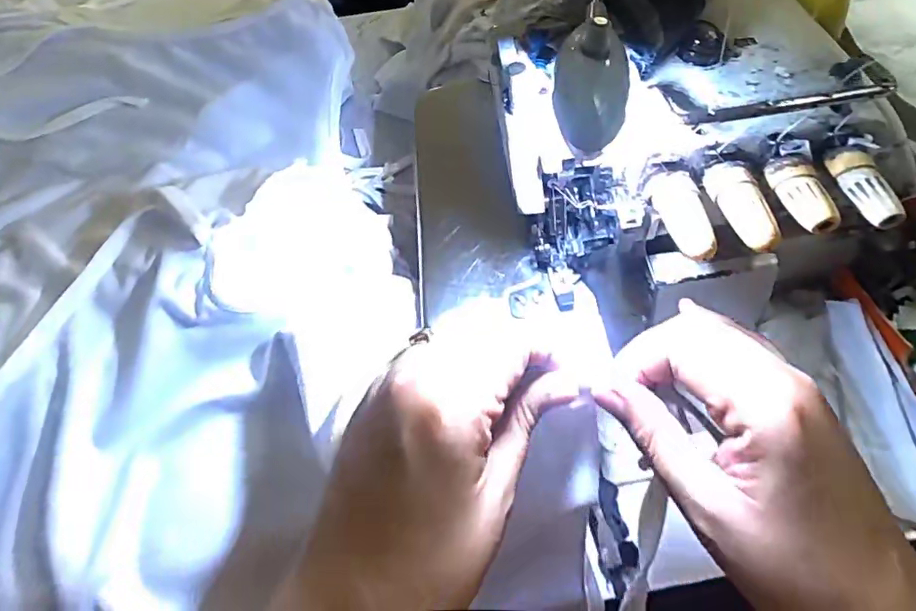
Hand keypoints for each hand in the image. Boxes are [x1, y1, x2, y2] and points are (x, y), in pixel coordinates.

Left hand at [273, 330, 580, 610]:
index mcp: (448, 404)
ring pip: (454, 335)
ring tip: (511, 388)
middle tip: (547, 381)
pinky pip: (424, 353)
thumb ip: (527, 421)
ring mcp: (385, 382)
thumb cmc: (430, 564)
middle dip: (520, 349)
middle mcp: (413, 378)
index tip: (569, 371)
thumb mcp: (494, 496)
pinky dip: (455, 358)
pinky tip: (470, 390)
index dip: (548, 349)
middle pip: (483, 331)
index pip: (512, 342)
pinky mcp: (370, 395)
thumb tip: (566, 381)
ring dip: (488, 350)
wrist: (345, 603)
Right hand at [594, 302, 915, 610]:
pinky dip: (709, 358)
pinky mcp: (801, 394)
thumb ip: (656, 437)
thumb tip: (609, 389)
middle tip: (622, 393)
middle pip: (704, 330)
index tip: (609, 393)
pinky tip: (686, 369)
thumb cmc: (792, 567)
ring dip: (679, 353)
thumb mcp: (711, 509)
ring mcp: (798, 380)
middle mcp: (785, 374)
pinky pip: (745, 354)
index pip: (684, 343)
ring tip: (645, 389)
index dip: (638, 359)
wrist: (875, 597)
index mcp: (766, 398)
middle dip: (655, 352)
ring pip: (724, 335)